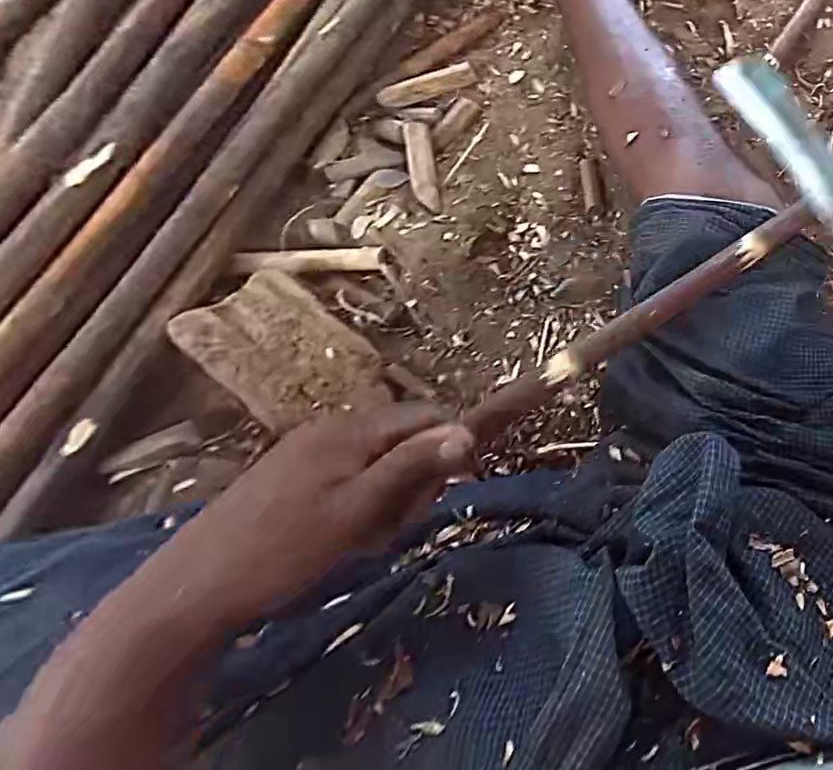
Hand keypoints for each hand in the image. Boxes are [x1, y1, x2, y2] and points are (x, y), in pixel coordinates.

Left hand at [142, 402, 473, 624]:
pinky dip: (361, 504)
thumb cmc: (280, 551)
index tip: (449, 487)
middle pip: (407, 438)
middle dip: (417, 477)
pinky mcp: (288, 480)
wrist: (178, 603)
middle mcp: (329, 430)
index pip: (430, 415)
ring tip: (368, 536)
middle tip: (400, 521)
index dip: (450, 445)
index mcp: (349, 429)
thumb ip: (415, 464)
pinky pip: (350, 477)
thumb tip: (468, 431)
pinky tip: (345, 536)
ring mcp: (305, 454)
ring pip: (381, 462)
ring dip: (390, 496)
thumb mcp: (360, 508)